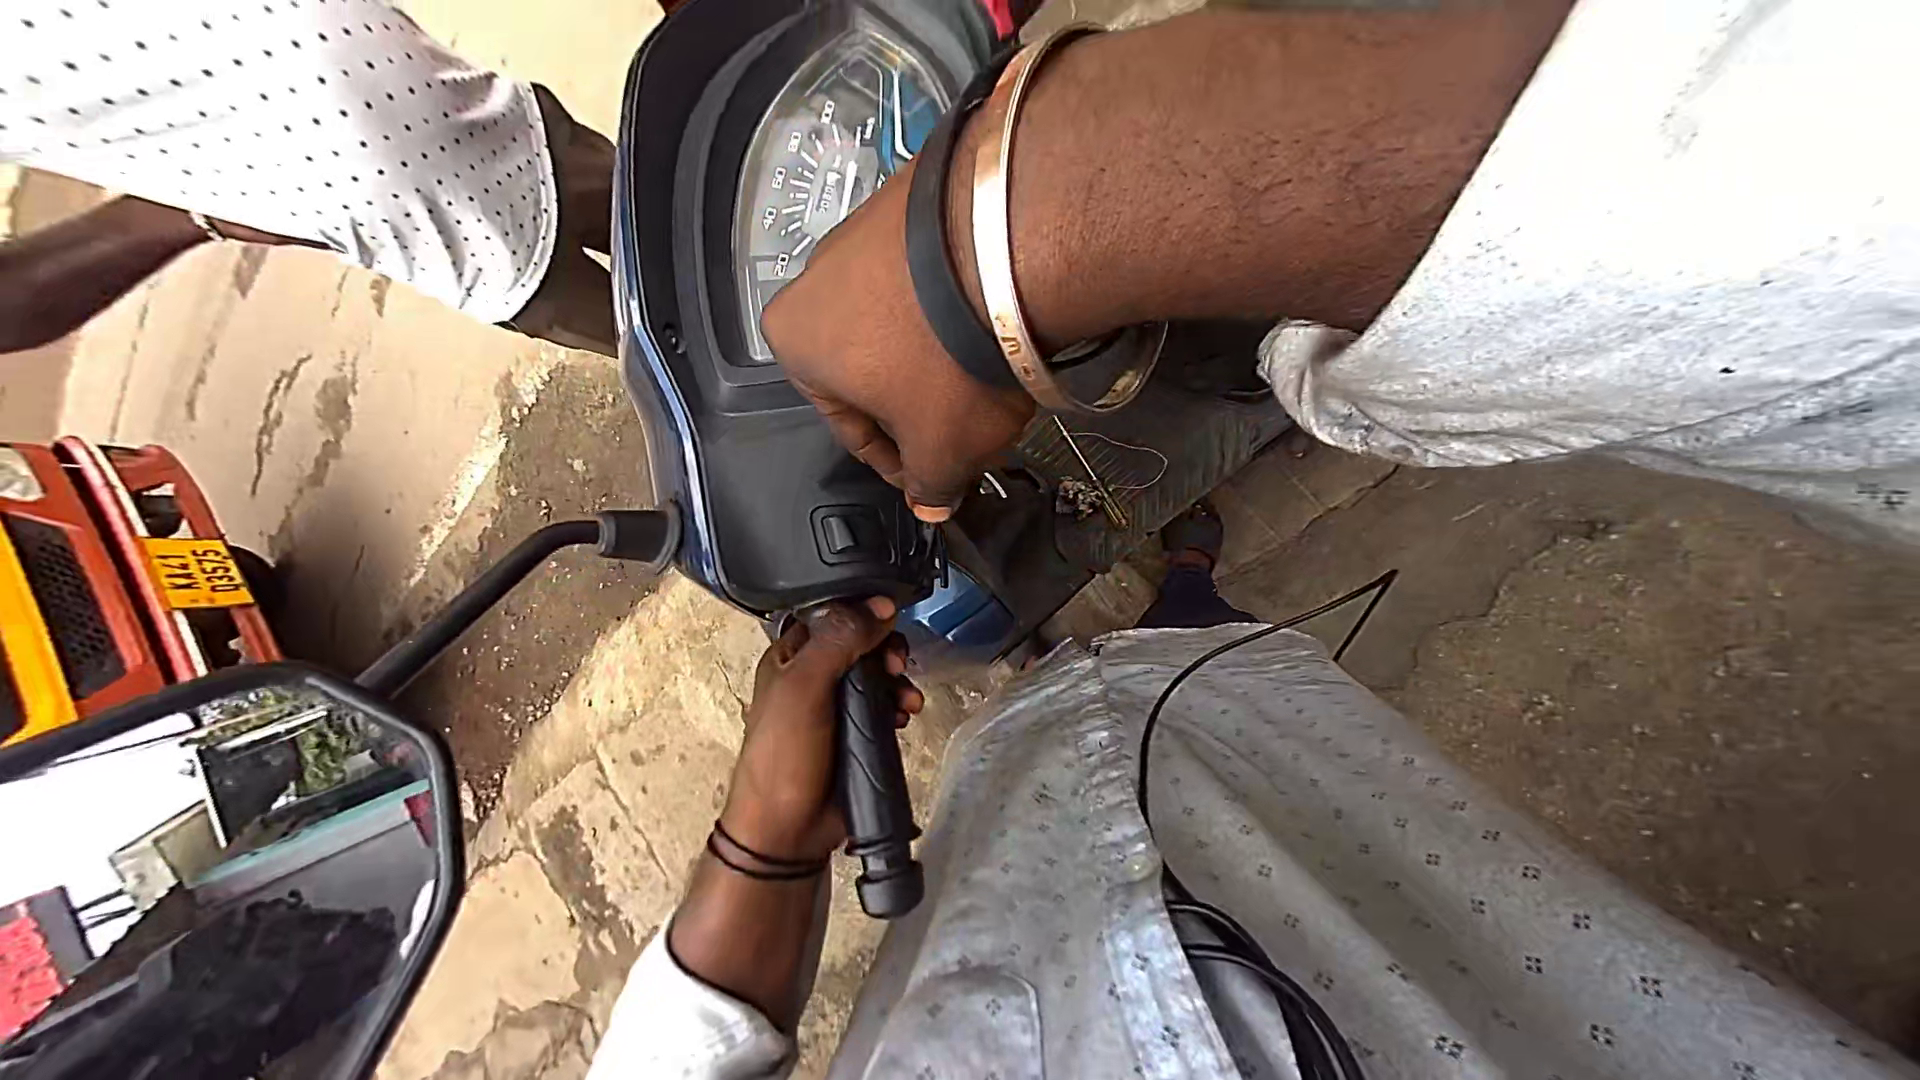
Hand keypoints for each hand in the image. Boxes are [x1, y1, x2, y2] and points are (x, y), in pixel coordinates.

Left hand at [719, 596, 925, 862]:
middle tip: (897, 663)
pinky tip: (904, 715)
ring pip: (878, 672)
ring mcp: (838, 703)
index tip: (888, 615)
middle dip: (886, 648)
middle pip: (861, 641)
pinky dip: (899, 704)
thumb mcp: (804, 688)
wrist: (789, 831)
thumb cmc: (784, 754)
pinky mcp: (859, 729)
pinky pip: (886, 703)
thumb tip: (881, 606)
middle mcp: (815, 673)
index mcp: (791, 656)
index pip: (831, 613)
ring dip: (897, 678)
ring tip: (905, 699)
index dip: (861, 611)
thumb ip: (839, 641)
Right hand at [762, 168, 1036, 521]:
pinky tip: (989, 333)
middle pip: (875, 375)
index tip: (924, 476)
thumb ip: (929, 485)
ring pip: (902, 329)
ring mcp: (865, 234)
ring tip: (985, 383)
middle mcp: (817, 280)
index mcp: (797, 343)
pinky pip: (930, 284)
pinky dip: (954, 315)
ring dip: (939, 364)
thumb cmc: (949, 360)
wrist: (1005, 247)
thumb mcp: (940, 449)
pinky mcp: (913, 206)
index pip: (849, 428)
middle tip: (961, 433)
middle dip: (920, 412)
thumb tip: (930, 503)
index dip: (894, 464)